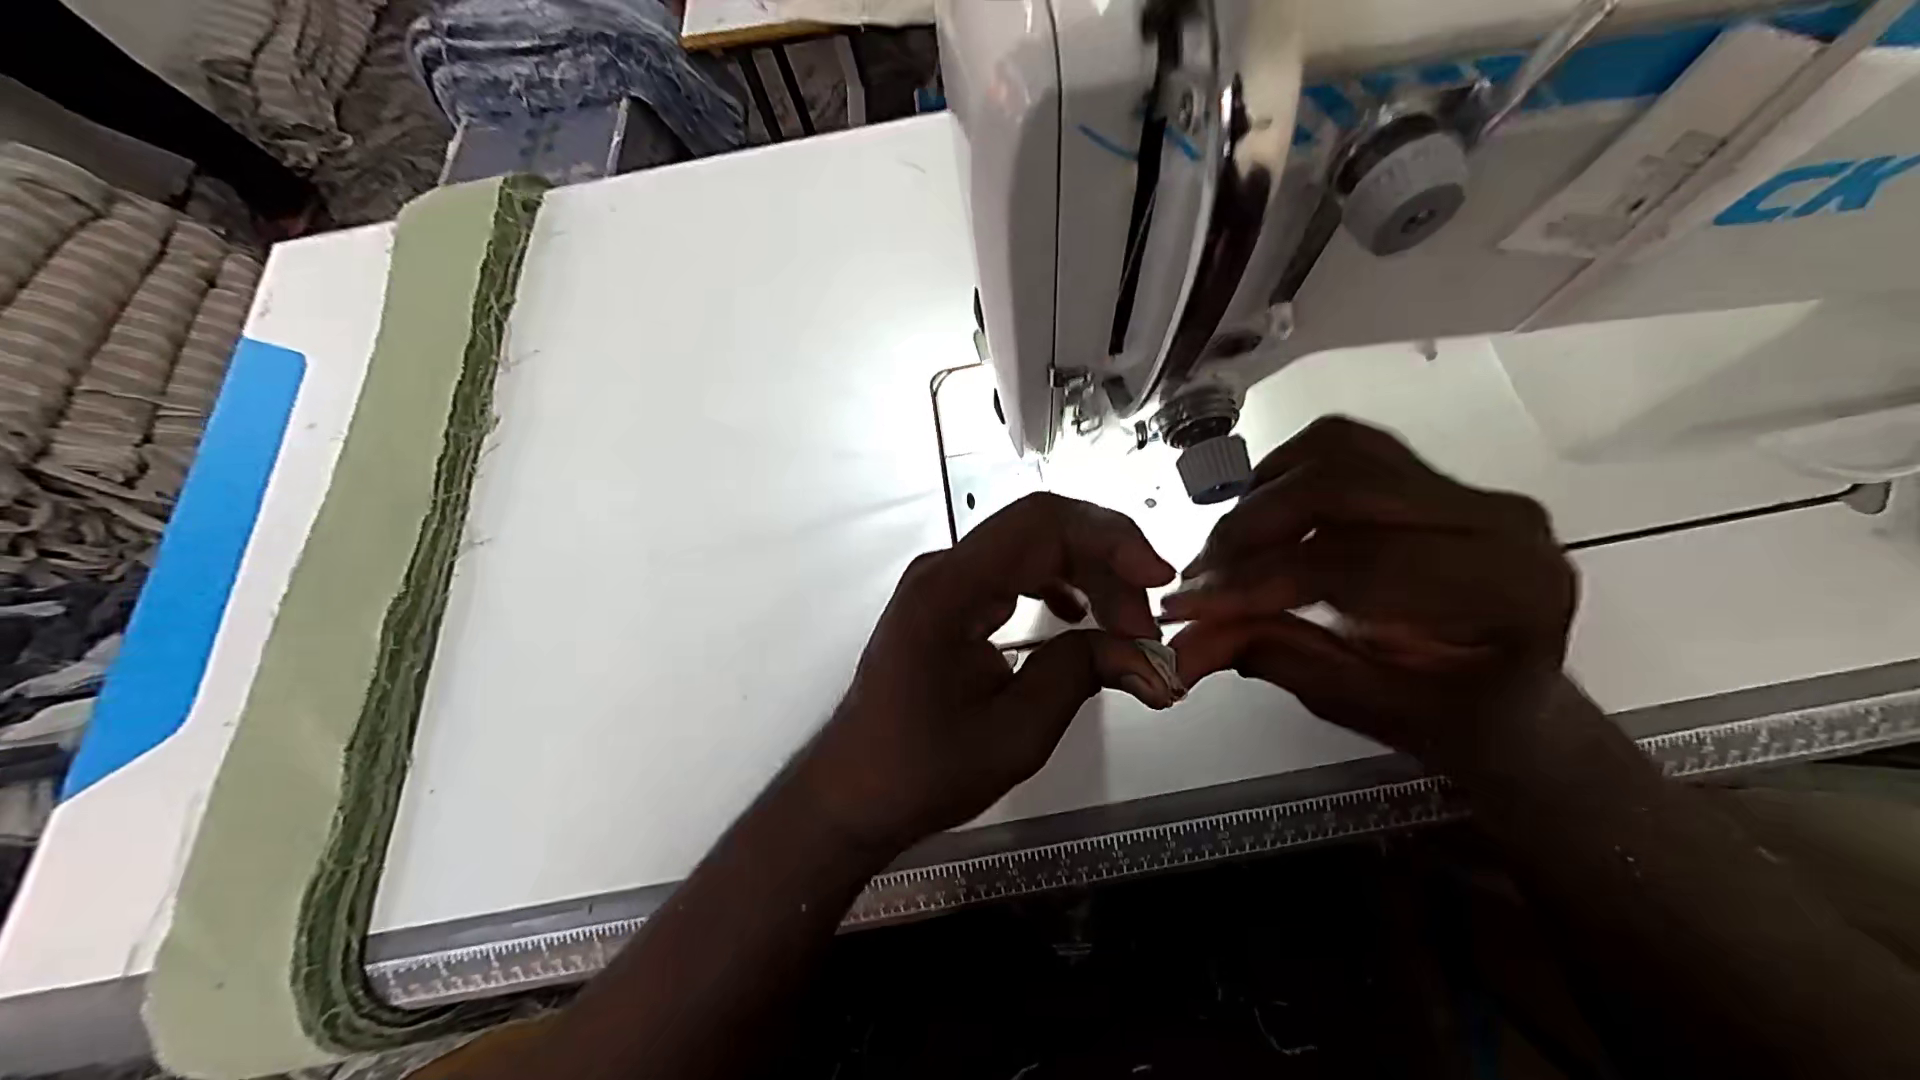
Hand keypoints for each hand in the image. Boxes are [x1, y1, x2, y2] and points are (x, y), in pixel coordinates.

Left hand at [796, 493, 1179, 852]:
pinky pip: (1016, 570)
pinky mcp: (951, 599)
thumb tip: (1145, 654)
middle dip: (1108, 566)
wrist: (858, 789)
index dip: (1110, 538)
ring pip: (1034, 547)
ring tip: (1125, 625)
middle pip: (1043, 530)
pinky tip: (1080, 614)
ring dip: (1089, 576)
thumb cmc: (919, 770)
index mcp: (948, 592)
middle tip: (1145, 625)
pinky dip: (1059, 585)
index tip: (1156, 576)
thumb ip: (1082, 675)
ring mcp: (944, 581)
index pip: (1041, 525)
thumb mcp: (1016, 732)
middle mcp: (943, 572)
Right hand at [1165, 417, 1577, 769]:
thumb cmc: (1451, 717)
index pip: (1352, 562)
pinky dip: (1284, 477)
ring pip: (1335, 450)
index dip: (1255, 581)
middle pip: (1339, 485)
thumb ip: (1274, 658)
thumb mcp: (1360, 706)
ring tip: (1226, 552)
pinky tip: (1261, 522)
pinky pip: (1341, 449)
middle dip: (1247, 530)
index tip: (1188, 605)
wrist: (1508, 695)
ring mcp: (1465, 489)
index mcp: (1503, 591)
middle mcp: (1496, 521)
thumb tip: (1184, 643)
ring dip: (1261, 497)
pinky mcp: (1430, 476)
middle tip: (1198, 576)